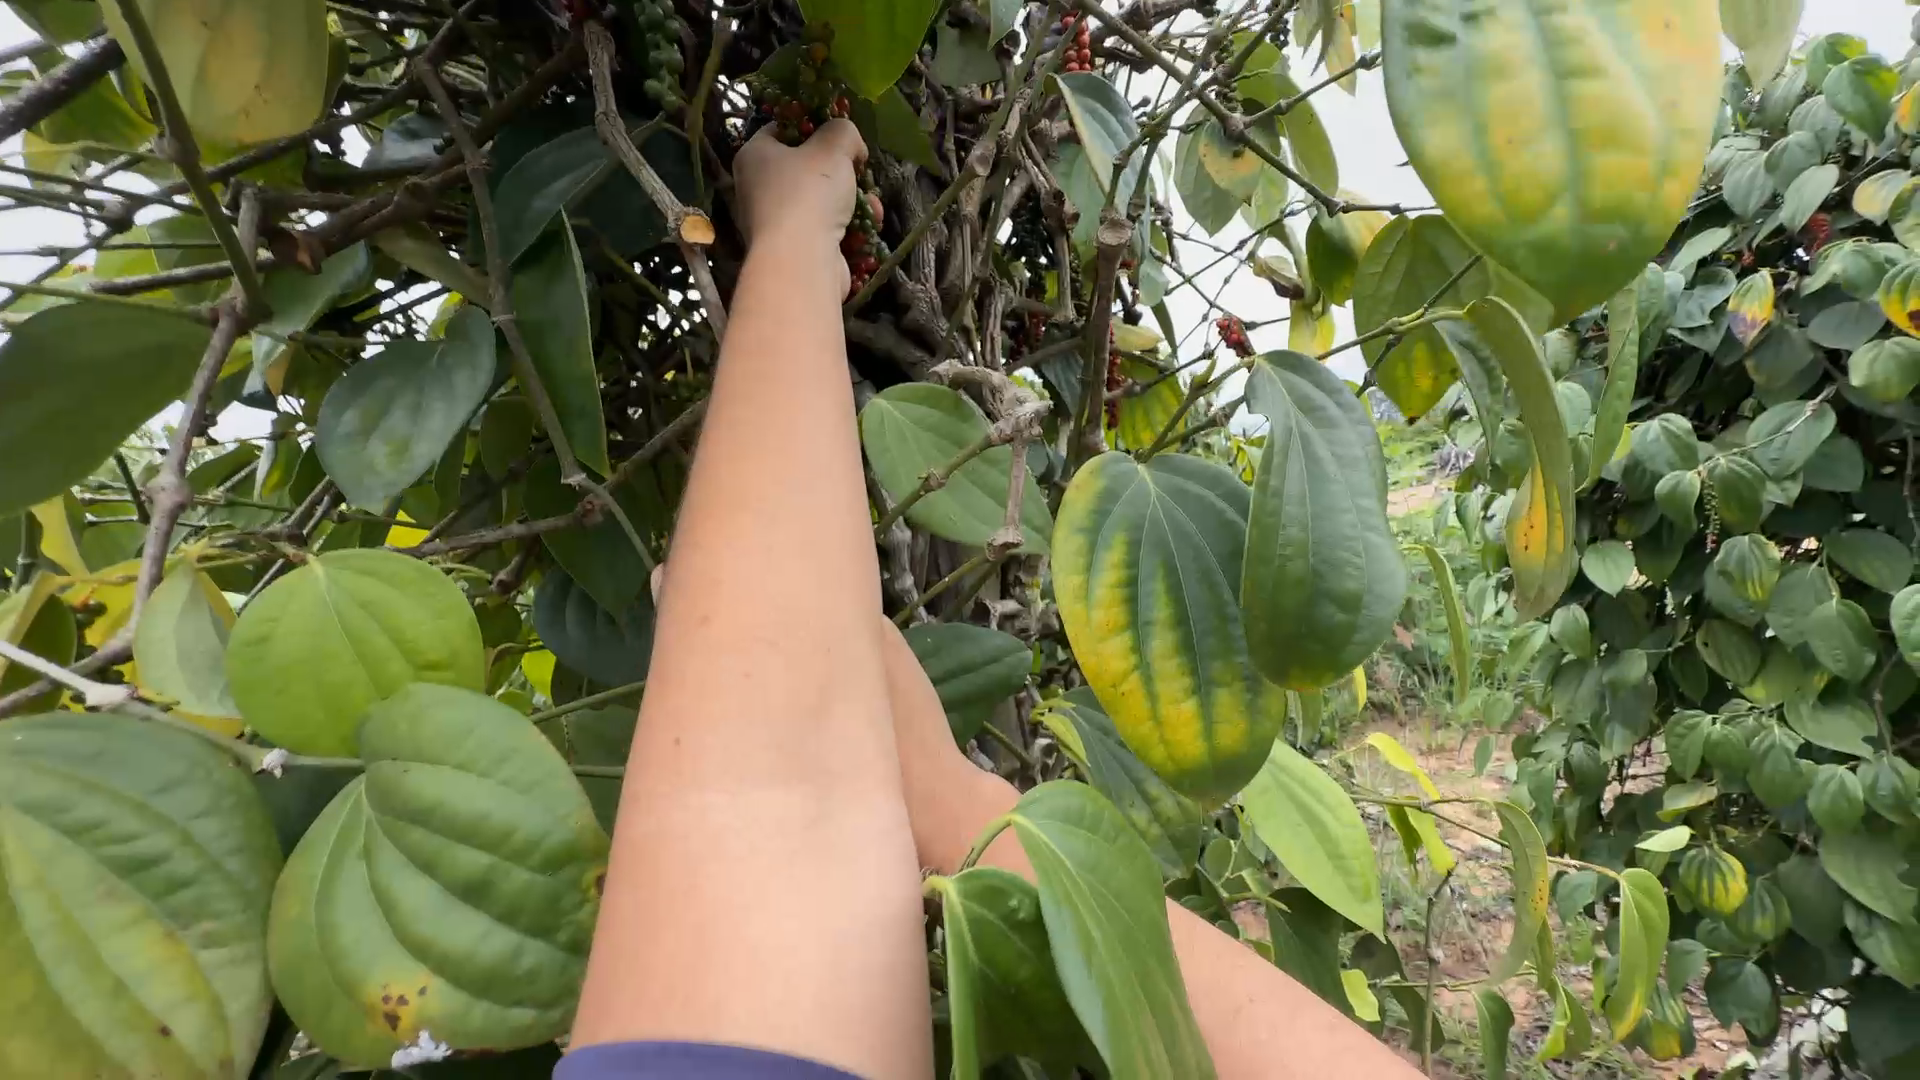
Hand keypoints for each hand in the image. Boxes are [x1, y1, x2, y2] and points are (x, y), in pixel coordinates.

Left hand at [732, 120, 867, 258]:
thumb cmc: (809, 195)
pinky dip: (849, 229)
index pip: (782, 130)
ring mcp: (777, 226)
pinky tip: (869, 227)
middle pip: (806, 171)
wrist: (803, 263)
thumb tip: (851, 144)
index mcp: (755, 156)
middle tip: (860, 172)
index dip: (813, 127)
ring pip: (821, 204)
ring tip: (873, 206)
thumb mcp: (833, 146)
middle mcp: (759, 190)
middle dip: (842, 173)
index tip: (840, 136)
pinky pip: (826, 232)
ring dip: (853, 202)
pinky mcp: (796, 253)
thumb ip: (843, 132)